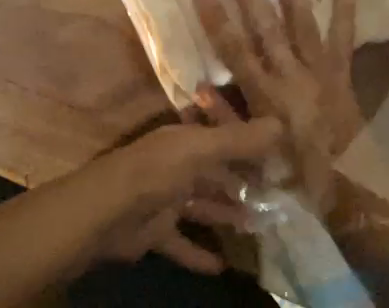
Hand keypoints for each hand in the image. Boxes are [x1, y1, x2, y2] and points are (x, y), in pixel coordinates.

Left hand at [67, 117, 282, 274]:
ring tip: (261, 226)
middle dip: (240, 180)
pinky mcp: (157, 231)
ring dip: (227, 214)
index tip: (277, 150)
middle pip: (212, 171)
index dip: (244, 140)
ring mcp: (164, 198)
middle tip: (278, 192)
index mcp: (182, 140)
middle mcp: (174, 165)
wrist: (107, 213)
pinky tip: (225, 265)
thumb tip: (281, 123)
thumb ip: (237, 140)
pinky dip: (201, 254)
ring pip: (202, 205)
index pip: (218, 133)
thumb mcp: (199, 150)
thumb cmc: (155, 172)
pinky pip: (184, 243)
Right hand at [194, 0, 360, 211]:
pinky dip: (345, 15)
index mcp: (264, 95)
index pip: (234, 50)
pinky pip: (343, 42)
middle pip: (265, 29)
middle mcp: (290, 77)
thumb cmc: (288, 174)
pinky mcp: (342, 76)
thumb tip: (198, 87)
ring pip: (301, 26)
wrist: (346, 191)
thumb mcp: (250, 156)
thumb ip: (225, 121)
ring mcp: (319, 73)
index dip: (216, 18)